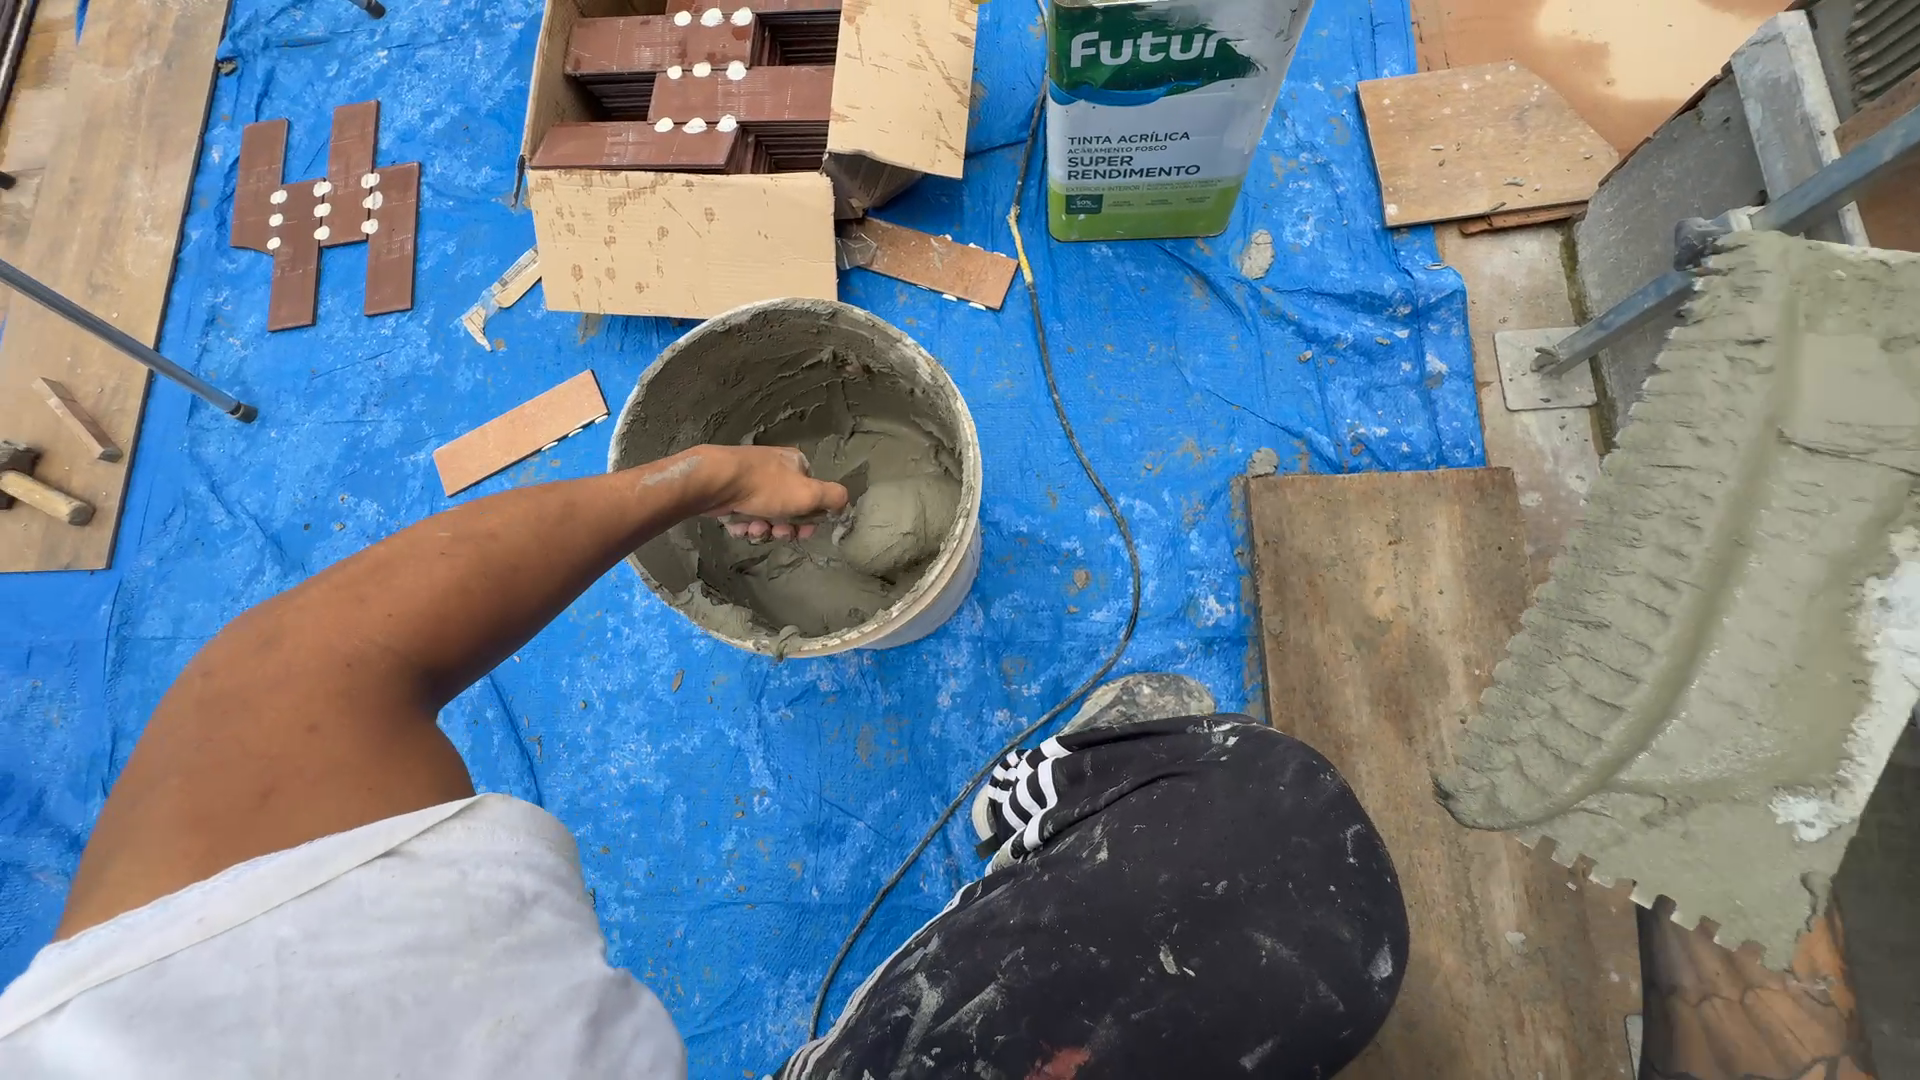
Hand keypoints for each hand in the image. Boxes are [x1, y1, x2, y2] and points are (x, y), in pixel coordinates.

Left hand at [696, 445, 848, 540]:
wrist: (715, 482)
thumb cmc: (766, 486)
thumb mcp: (810, 493)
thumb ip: (834, 497)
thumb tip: (843, 503)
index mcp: (796, 464)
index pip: (813, 494)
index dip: (811, 517)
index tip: (804, 531)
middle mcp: (775, 470)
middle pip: (790, 509)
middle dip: (786, 526)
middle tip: (779, 532)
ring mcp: (750, 481)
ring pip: (767, 516)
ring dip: (765, 529)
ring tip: (755, 528)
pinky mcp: (730, 494)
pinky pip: (745, 517)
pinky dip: (745, 526)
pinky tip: (739, 526)